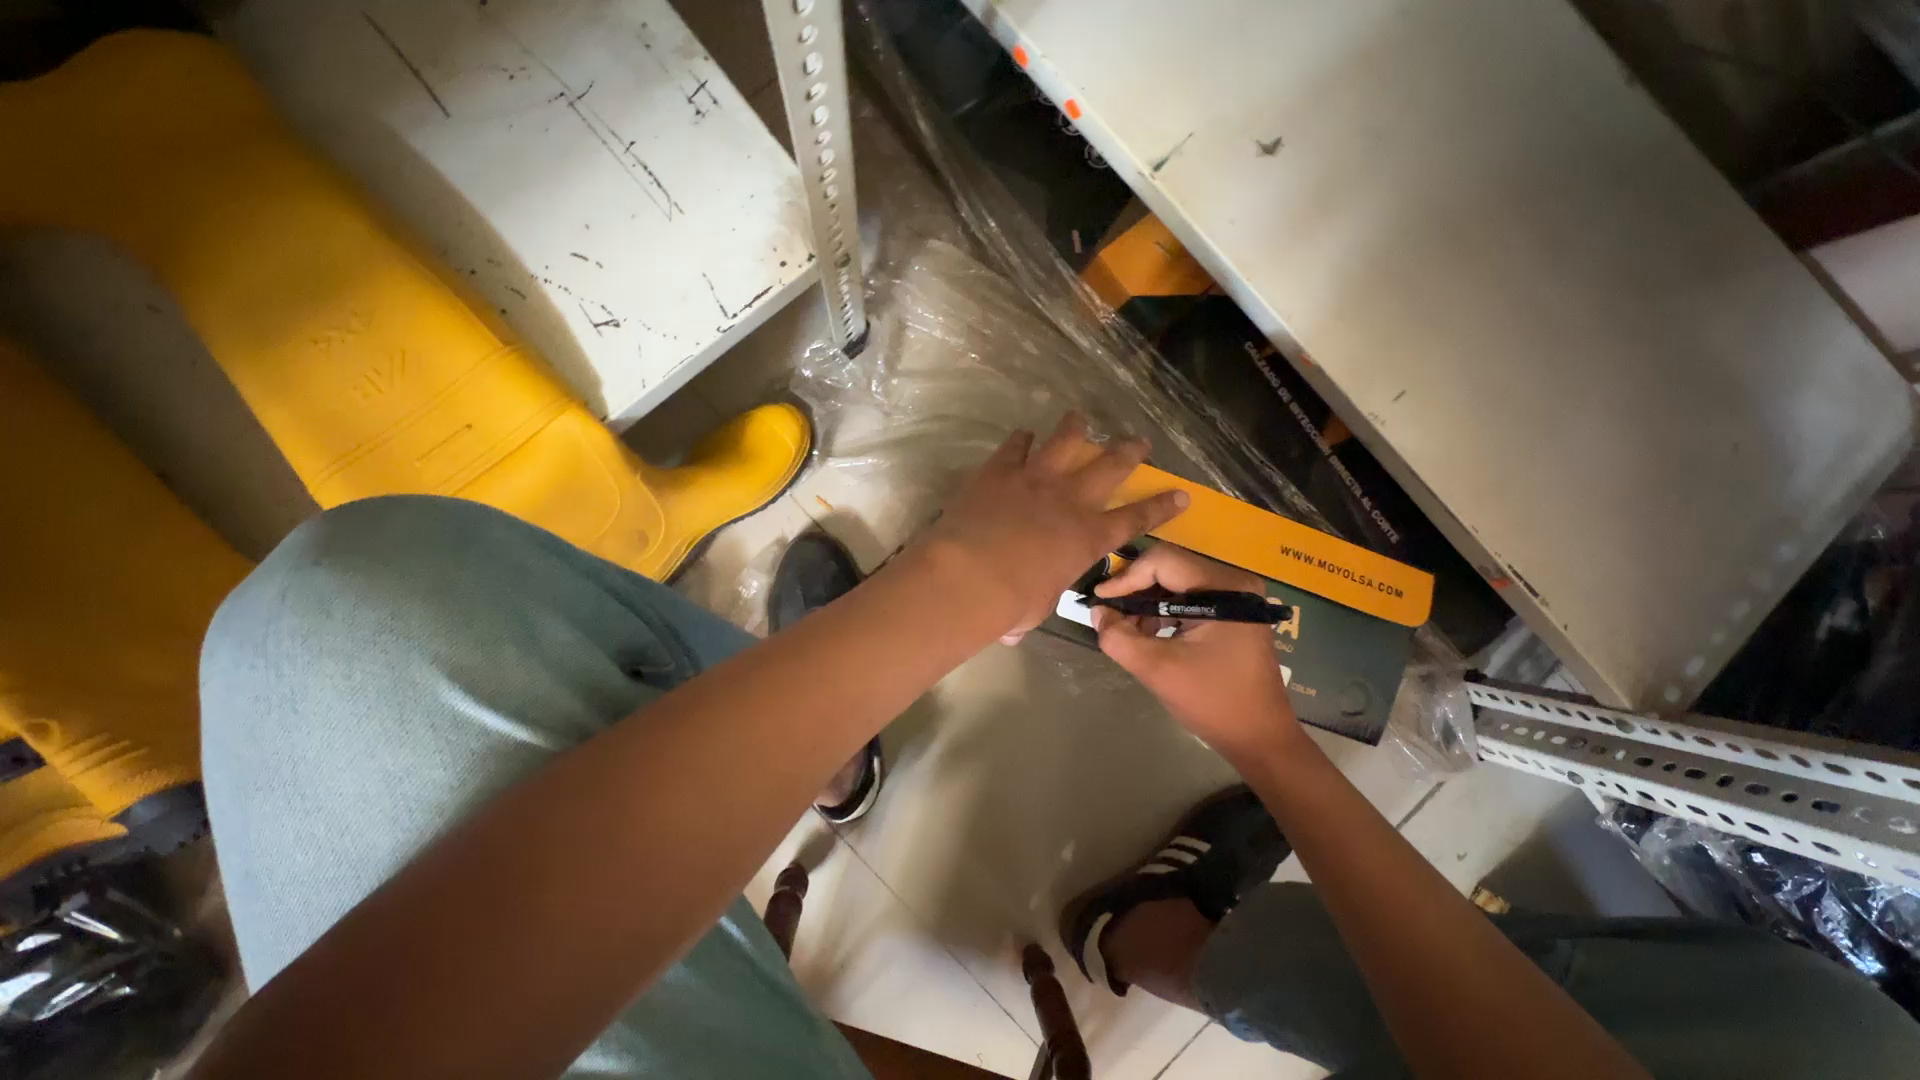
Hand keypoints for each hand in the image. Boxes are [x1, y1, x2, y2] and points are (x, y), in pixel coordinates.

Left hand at [918, 413, 1188, 643]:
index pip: (1135, 520)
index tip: (1180, 494)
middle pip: (1110, 467)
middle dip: (1128, 452)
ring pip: (1065, 442)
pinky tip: (1022, 435)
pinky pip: (1015, 447)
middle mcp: (1070, 501)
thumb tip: (1014, 628)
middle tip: (1138, 441)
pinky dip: (1021, 440)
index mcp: (1088, 538)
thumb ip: (1035, 601)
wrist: (972, 575)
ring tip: (1079, 417)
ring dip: (1074, 428)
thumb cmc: (1012, 602)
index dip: (1160, 507)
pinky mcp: (1000, 471)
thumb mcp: (1036, 607)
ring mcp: (1036, 479)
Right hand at [1092, 543, 1298, 759]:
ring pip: (1178, 585)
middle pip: (1171, 570)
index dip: (1126, 579)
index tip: (1098, 601)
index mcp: (1226, 588)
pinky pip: (1190, 600)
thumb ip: (1119, 637)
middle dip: (1135, 591)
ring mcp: (1237, 599)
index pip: (1163, 562)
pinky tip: (1147, 635)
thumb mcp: (1157, 669)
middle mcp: (1235, 583)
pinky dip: (1164, 613)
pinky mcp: (1234, 615)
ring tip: (1125, 628)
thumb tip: (1097, 612)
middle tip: (1107, 613)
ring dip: (1148, 603)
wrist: (1260, 738)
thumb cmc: (1213, 701)